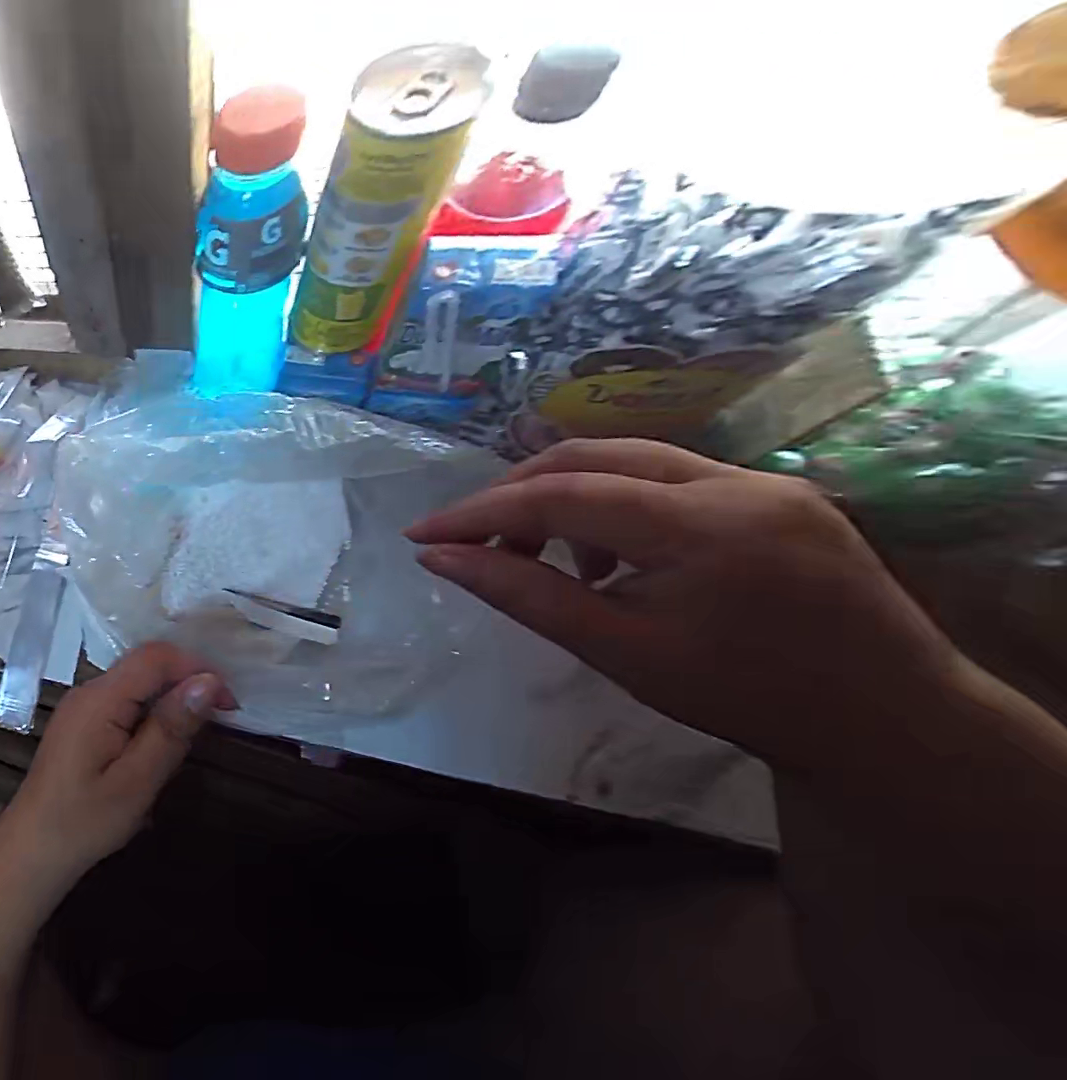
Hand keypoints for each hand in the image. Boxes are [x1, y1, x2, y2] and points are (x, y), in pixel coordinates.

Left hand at [0, 643, 233, 892]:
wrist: (32, 850)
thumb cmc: (86, 820)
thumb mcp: (137, 779)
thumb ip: (172, 727)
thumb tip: (209, 682)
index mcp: (99, 699)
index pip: (155, 657)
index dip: (197, 668)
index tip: (229, 702)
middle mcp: (88, 690)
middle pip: (145, 664)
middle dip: (187, 681)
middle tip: (218, 718)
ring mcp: (82, 704)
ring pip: (136, 681)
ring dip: (170, 697)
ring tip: (194, 732)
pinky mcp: (81, 720)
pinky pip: (124, 699)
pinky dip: (151, 710)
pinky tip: (161, 740)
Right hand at [405, 438, 963, 771]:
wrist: (891, 721)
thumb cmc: (743, 696)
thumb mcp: (617, 650)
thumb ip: (522, 594)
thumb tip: (440, 559)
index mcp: (703, 528)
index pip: (560, 496)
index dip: (479, 511)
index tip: (421, 533)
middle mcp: (734, 483)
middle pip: (588, 457)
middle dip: (514, 493)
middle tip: (471, 540)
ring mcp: (760, 480)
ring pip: (623, 459)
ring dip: (559, 495)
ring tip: (536, 555)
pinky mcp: (770, 490)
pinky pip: (663, 477)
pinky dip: (608, 503)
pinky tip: (604, 555)